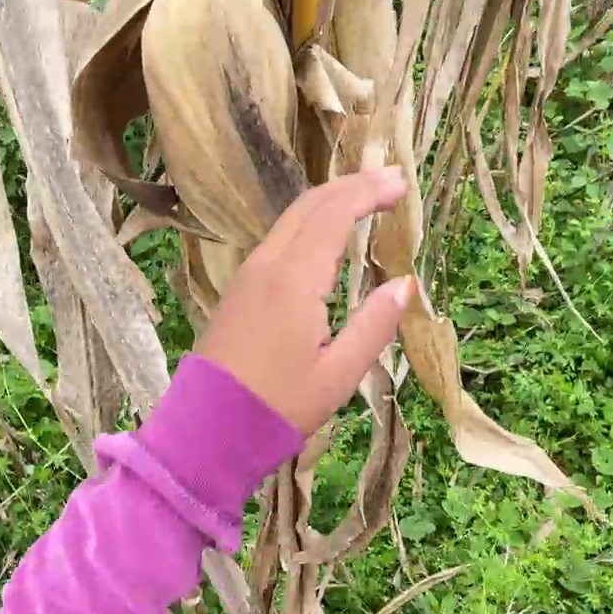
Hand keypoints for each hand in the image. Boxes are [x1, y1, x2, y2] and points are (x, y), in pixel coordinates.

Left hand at [194, 167, 414, 432]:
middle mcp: (265, 267)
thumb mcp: (337, 376)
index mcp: (293, 281)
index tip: (400, 183)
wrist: (208, 432)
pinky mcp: (236, 294)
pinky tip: (323, 238)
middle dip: (350, 186)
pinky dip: (306, 226)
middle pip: (308, 205)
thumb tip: (404, 284)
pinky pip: (275, 243)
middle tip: (389, 181)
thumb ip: (373, 326)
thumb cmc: (278, 408)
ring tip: (363, 202)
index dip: (368, 192)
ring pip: (288, 222)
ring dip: (326, 204)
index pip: (333, 214)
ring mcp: (245, 278)